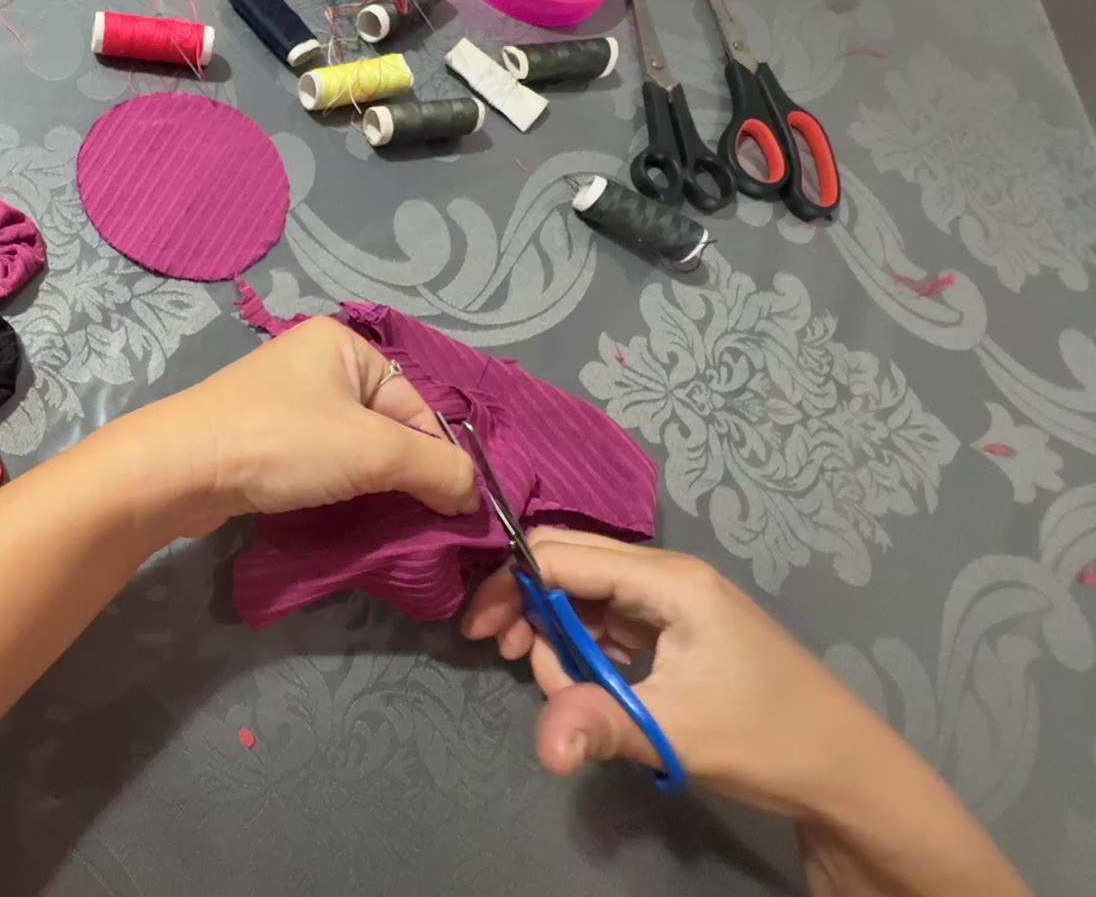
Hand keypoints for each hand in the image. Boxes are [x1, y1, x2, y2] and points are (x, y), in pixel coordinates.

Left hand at [124, 317, 478, 536]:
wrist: (182, 469)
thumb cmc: (282, 443)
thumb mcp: (373, 450)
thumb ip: (436, 468)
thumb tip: (474, 495)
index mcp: (343, 345)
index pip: (416, 404)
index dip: (435, 457)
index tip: (449, 508)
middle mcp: (313, 365)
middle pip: (385, 426)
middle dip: (401, 475)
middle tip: (418, 521)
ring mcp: (283, 402)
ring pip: (350, 449)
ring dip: (369, 487)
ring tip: (379, 522)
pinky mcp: (261, 438)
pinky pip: (317, 462)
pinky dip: (333, 488)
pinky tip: (337, 514)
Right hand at [459, 528, 901, 821]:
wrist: (859, 782)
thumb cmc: (774, 742)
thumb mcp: (680, 732)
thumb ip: (601, 725)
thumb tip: (541, 747)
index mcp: (669, 581)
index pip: (561, 556)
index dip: (511, 586)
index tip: (479, 631)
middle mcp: (664, 573)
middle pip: (565, 560)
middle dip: (523, 602)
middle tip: (501, 649)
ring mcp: (669, 596)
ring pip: (579, 587)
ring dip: (550, 626)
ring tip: (551, 679)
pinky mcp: (670, 622)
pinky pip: (602, 613)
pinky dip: (577, 640)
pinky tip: (580, 676)